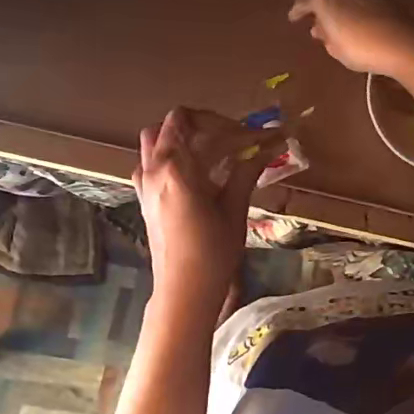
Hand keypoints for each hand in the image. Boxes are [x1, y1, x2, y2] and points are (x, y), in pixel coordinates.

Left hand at [133, 108, 280, 307]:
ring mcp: (144, 182)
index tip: (258, 136)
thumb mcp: (234, 210)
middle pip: (175, 122)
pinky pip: (150, 161)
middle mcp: (155, 169)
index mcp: (178, 169)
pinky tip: (192, 171)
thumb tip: (269, 147)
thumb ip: (246, 172)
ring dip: (183, 134)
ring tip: (212, 148)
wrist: (183, 290)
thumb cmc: (212, 253)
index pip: (204, 127)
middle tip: (236, 137)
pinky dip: (169, 154)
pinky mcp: (144, 197)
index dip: (233, 126)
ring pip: (156, 138)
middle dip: (207, 123)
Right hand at [289, 0, 413, 77]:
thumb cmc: (361, 48)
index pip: (304, 0)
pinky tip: (358, 18)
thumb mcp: (335, 47)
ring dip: (340, 4)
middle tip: (317, 21)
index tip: (293, 18)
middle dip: (321, 6)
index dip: (297, 11)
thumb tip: (320, 28)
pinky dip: (357, 6)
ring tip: (338, 20)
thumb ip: (325, 35)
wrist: (403, 44)